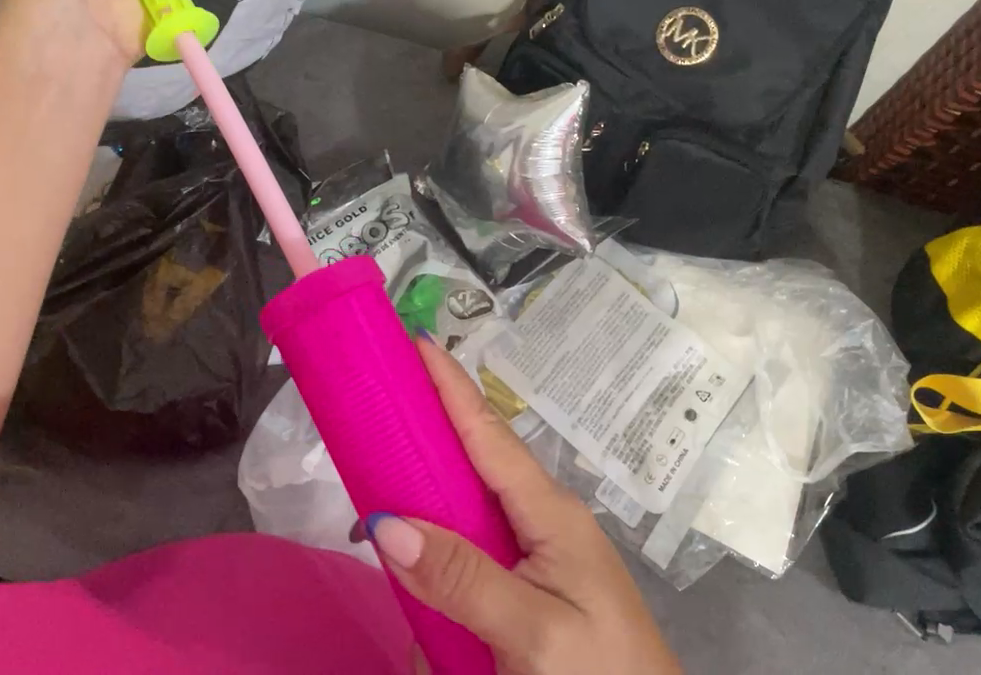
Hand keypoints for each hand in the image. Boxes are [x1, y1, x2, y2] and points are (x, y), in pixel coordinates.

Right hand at [368, 339, 682, 674]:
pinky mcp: (526, 588)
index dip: (452, 385)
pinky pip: (471, 555)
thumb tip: (385, 521)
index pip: (488, 432)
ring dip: (427, 504)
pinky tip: (420, 582)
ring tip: (383, 495)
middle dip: (427, 433)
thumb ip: (463, 577)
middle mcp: (539, 520)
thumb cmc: (604, 672)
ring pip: (465, 510)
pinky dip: (439, 557)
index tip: (416, 340)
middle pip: (472, 461)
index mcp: (549, 511)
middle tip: (376, 414)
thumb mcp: (535, 630)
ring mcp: (534, 554)